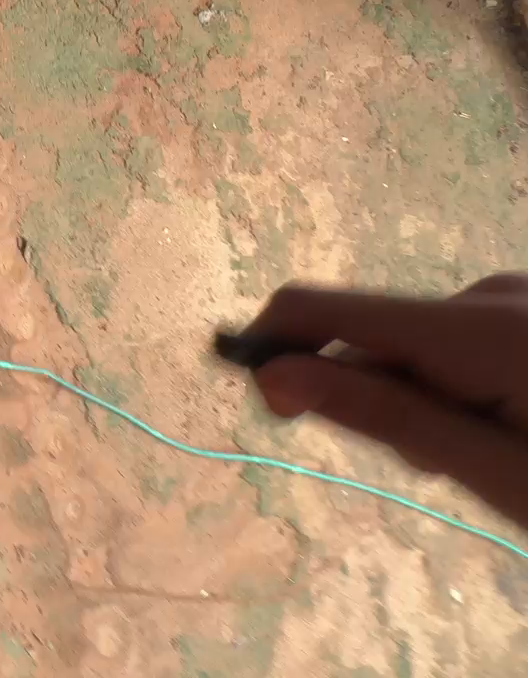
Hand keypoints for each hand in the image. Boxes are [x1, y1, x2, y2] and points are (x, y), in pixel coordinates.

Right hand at [242, 274, 527, 527]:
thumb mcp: (508, 478)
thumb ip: (384, 416)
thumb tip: (272, 373)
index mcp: (479, 326)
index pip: (316, 308)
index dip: (268, 344)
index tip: (273, 406)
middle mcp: (496, 292)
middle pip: (372, 332)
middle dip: (374, 391)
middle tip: (441, 466)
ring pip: (418, 339)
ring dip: (426, 393)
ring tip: (501, 456)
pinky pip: (462, 335)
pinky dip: (465, 381)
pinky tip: (522, 426)